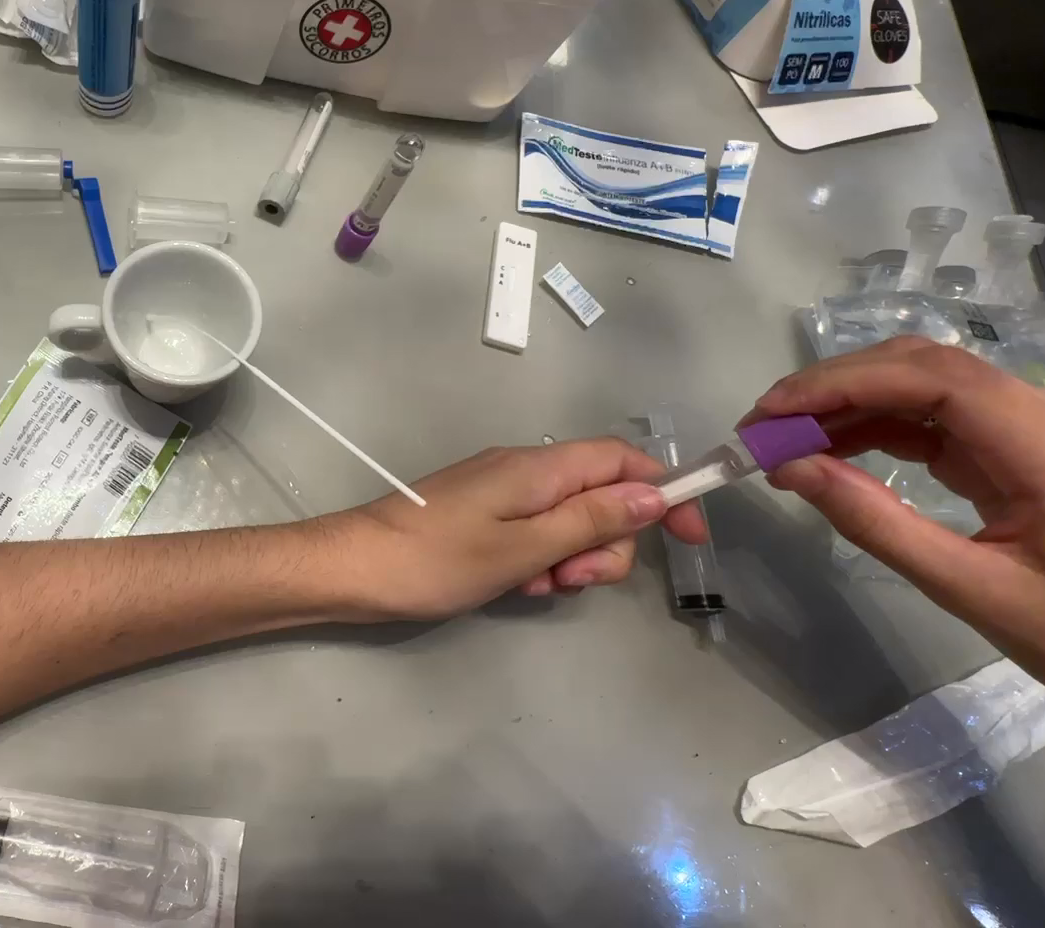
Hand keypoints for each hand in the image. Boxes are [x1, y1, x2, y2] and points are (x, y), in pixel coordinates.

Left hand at [329, 437, 709, 620]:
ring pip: (567, 521)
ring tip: (533, 586)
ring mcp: (496, 493)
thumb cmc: (437, 560)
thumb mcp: (524, 547)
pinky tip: (514, 586)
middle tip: (570, 580)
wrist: (357, 567)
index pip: (621, 458)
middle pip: (599, 495)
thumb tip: (652, 494)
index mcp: (536, 467)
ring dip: (569, 559)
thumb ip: (590, 520)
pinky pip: (531, 534)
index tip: (687, 538)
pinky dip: (537, 561)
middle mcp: (520, 470)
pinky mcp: (478, 516)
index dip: (663, 491)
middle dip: (604, 543)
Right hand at [747, 336, 1044, 720]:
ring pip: (925, 384)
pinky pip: (935, 415)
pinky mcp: (1024, 448)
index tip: (771, 413)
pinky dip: (872, 423)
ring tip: (784, 441)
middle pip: (926, 366)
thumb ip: (877, 524)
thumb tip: (789, 466)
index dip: (843, 381)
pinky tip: (829, 449)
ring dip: (846, 402)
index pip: (937, 379)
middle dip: (832, 386)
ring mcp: (1042, 431)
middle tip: (763, 428)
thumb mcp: (977, 593)